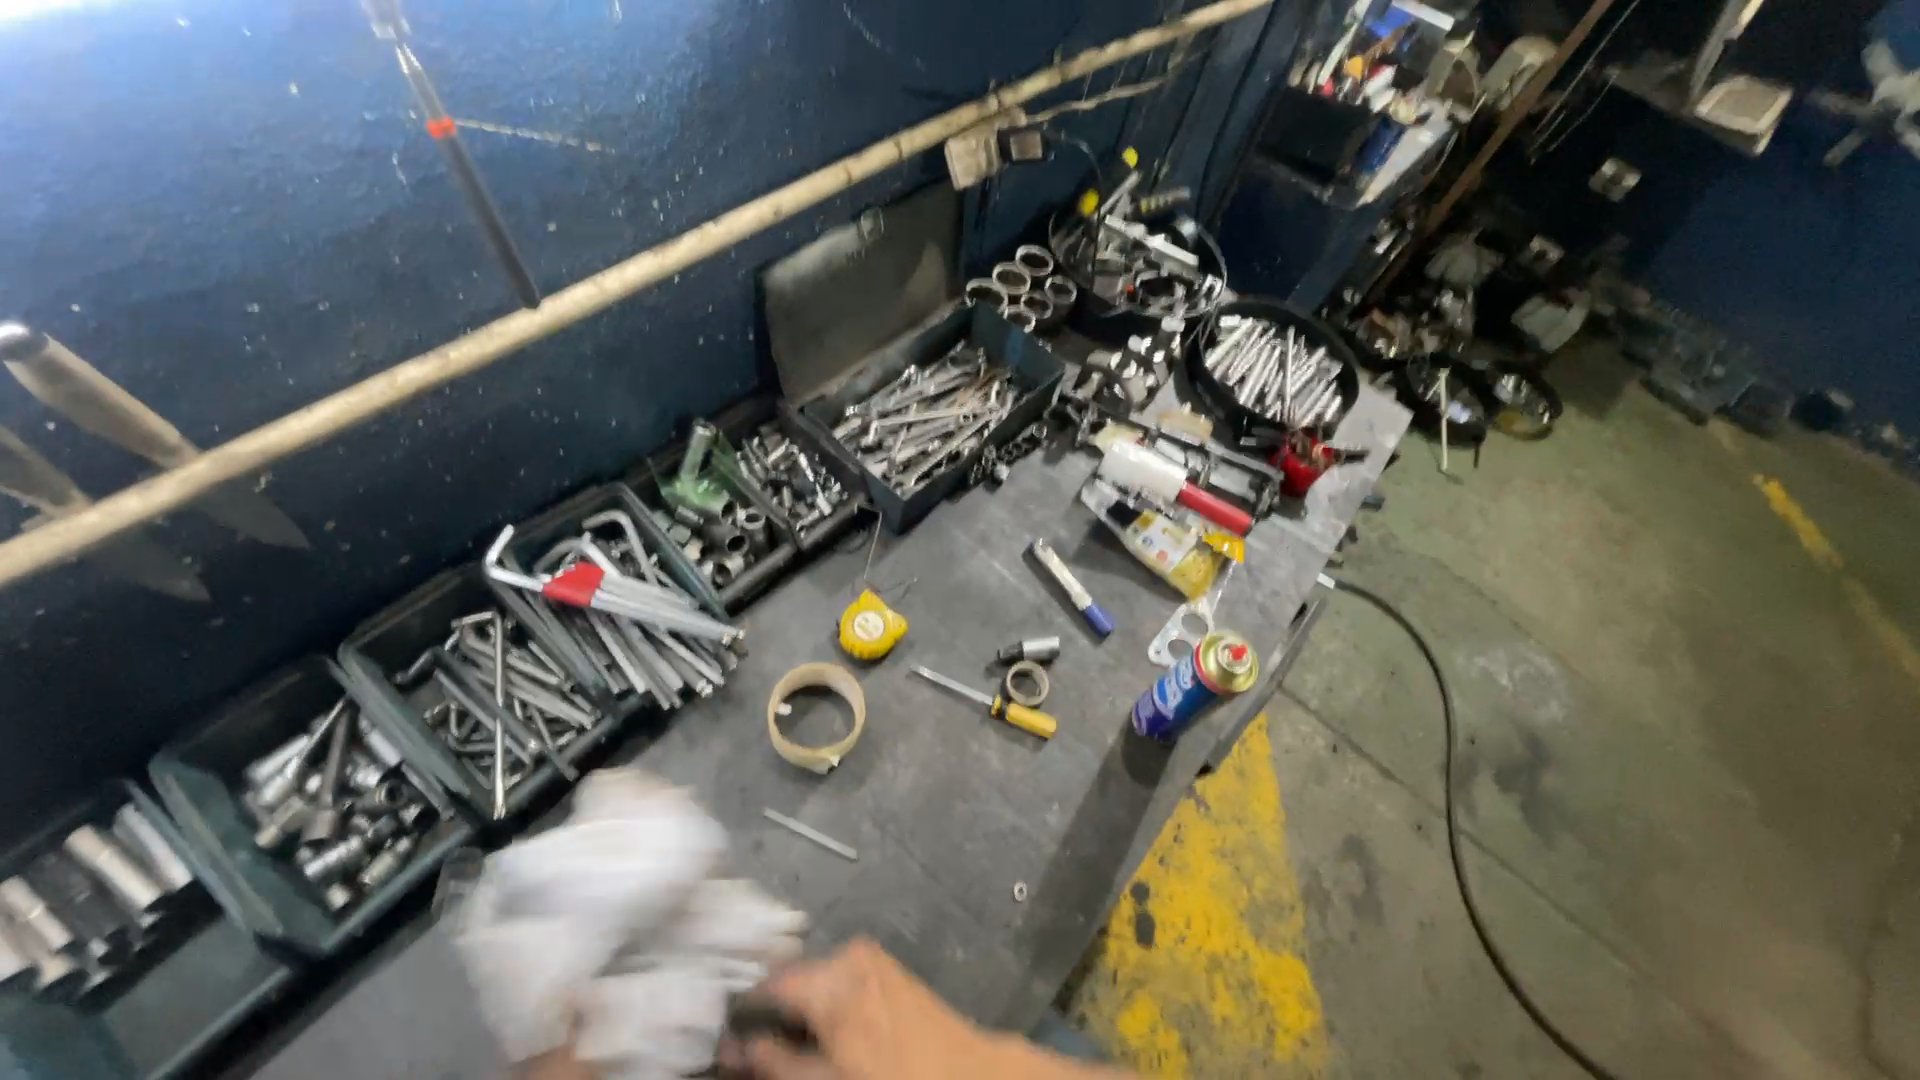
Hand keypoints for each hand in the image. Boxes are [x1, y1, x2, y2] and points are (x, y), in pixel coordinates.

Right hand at [719, 939, 1121, 1079]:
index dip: (742, 1013)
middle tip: (756, 1049)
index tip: (725, 1038)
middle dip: (770, 1012)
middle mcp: (847, 954)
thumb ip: (777, 1062)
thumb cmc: (895, 1079)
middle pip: (789, 978)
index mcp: (831, 980)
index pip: (766, 984)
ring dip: (796, 1008)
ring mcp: (867, 956)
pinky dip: (821, 1001)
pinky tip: (820, 1033)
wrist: (968, 1073)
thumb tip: (736, 1046)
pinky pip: (836, 977)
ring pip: (812, 978)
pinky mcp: (882, 964)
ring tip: (790, 1046)